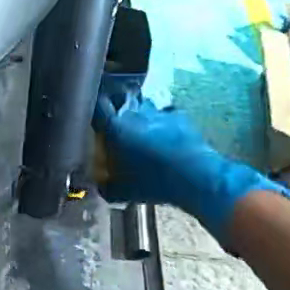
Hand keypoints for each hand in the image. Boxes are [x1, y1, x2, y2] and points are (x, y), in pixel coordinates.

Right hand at [93, 84, 286, 243]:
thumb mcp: (123, 190)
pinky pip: (163, 115)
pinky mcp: (181, 118)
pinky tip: (161, 137)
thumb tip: (100, 186)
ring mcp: (161, 113)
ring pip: (142, 106)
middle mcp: (137, 113)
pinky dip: (159, 123)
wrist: (199, 179)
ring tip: (137, 130)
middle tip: (113, 122)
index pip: (98, 105)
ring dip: (138, 115)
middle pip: (121, 100)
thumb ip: (106, 185)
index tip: (91, 115)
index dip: (92, 108)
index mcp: (117, 126)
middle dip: (115, 108)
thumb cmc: (155, 182)